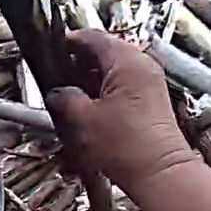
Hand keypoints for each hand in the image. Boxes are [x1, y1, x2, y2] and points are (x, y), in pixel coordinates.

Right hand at [49, 30, 199, 191]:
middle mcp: (141, 66)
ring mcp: (148, 83)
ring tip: (69, 98)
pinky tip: (88, 110)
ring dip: (89, 81)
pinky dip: (103, 93)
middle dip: (78, 65)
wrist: (159, 172)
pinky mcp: (149, 101)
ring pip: (112, 72)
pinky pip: (122, 87)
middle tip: (56, 79)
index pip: (94, 38)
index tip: (52, 48)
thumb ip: (66, 99)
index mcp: (126, 61)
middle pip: (104, 53)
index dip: (70, 41)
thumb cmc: (125, 145)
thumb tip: (56, 92)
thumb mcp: (84, 120)